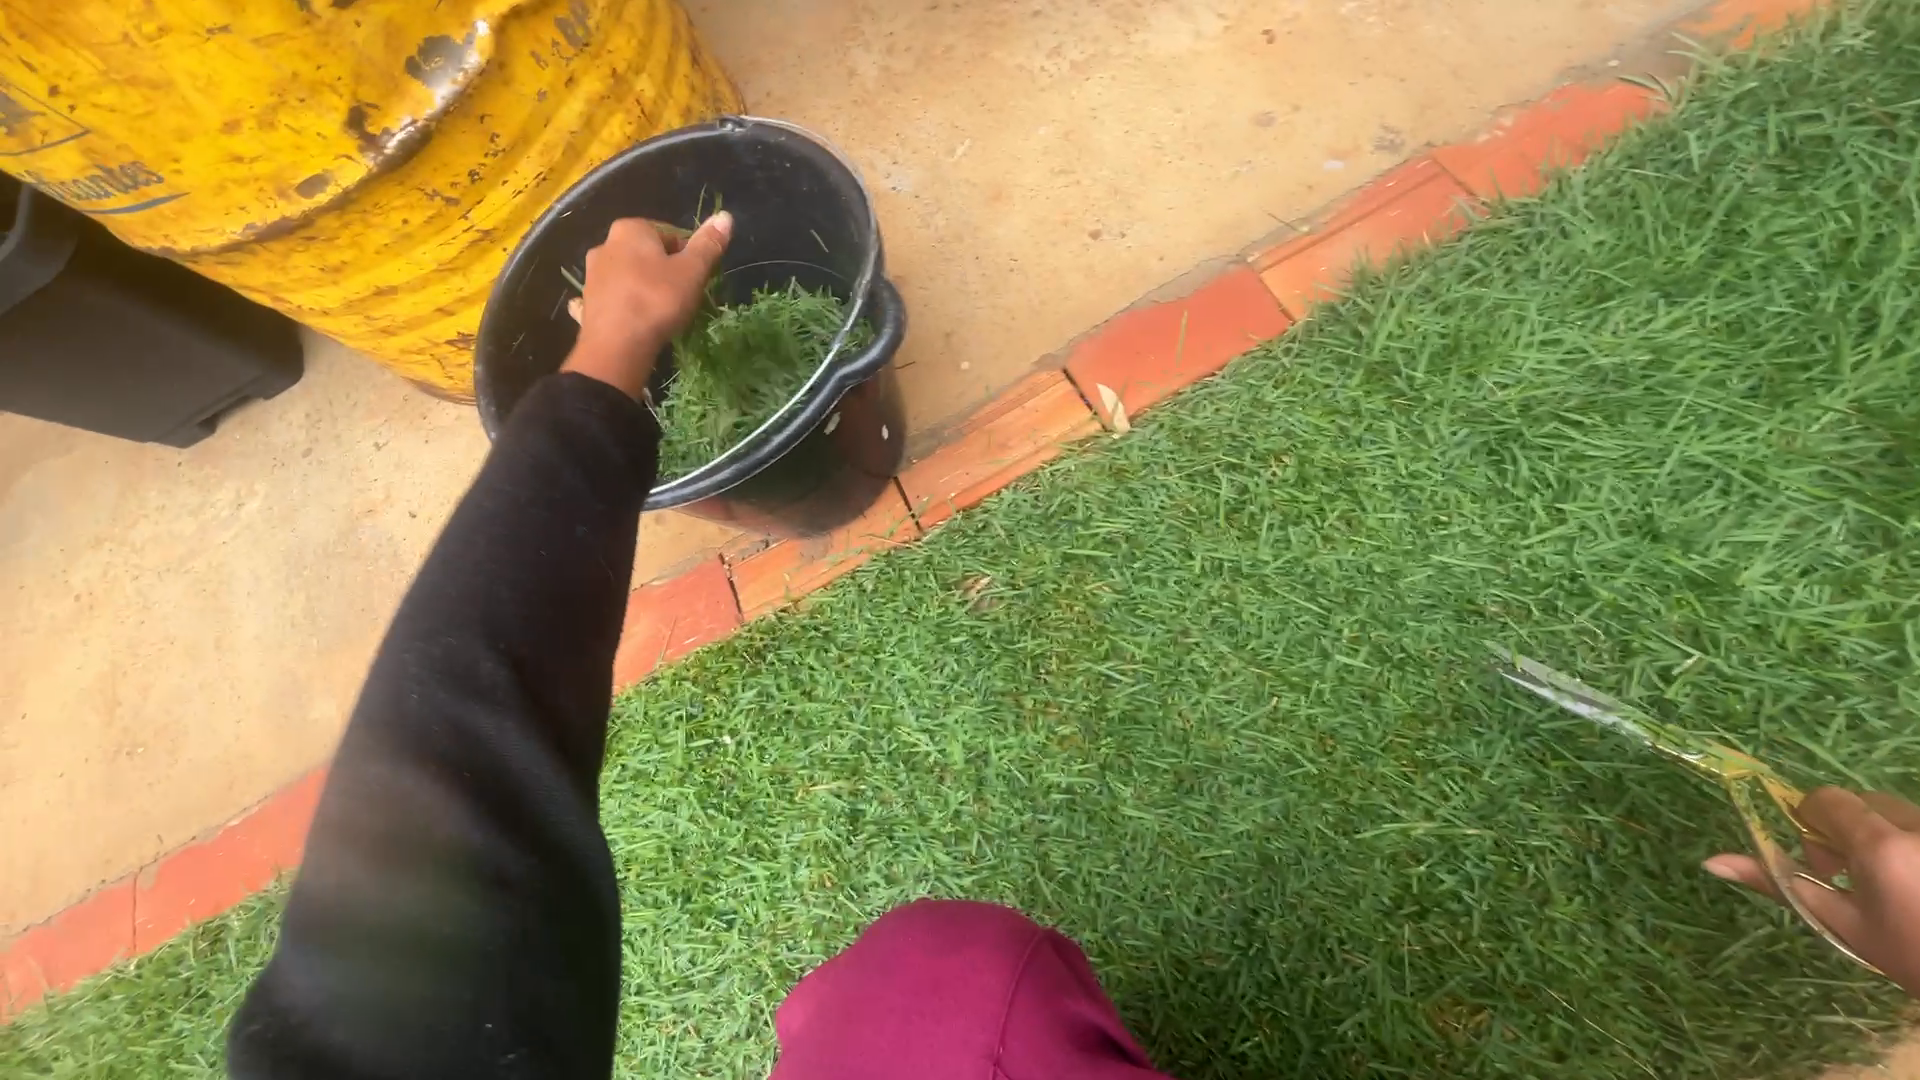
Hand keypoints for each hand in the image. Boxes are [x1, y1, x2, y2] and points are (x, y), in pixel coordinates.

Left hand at [560, 211, 732, 400]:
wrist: (617, 345)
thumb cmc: (658, 301)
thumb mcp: (692, 272)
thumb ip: (708, 245)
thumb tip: (725, 216)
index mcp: (631, 229)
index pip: (670, 234)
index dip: (689, 256)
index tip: (697, 278)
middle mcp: (606, 243)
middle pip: (648, 254)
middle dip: (666, 270)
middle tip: (684, 296)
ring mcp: (593, 273)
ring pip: (631, 274)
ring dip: (647, 287)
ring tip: (664, 312)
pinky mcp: (589, 300)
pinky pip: (617, 296)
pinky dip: (630, 304)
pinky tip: (640, 321)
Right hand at [1705, 787, 1919, 993]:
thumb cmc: (1914, 958)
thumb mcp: (1844, 924)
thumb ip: (1780, 884)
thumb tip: (1711, 862)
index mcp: (1881, 846)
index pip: (1828, 799)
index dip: (1814, 820)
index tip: (1825, 863)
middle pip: (1869, 803)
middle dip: (1854, 830)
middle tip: (1860, 876)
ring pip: (1904, 818)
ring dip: (1891, 839)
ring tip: (1899, 884)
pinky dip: (1915, 849)